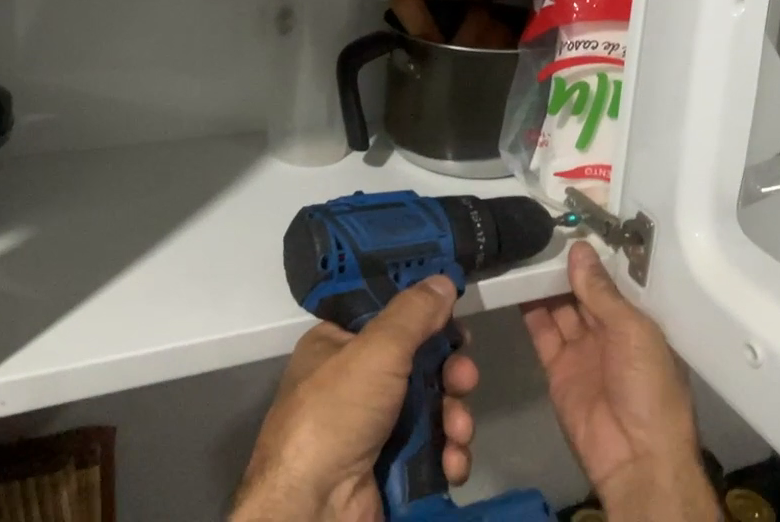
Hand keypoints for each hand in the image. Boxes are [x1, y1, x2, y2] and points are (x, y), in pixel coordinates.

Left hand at [232, 276, 478, 521]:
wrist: (315, 510)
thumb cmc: (336, 413)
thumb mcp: (374, 350)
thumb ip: (413, 314)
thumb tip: (442, 280)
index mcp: (338, 345)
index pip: (388, 315)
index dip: (423, 313)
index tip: (455, 312)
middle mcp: (356, 382)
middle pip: (419, 361)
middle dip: (450, 370)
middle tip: (464, 376)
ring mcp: (376, 426)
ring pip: (433, 405)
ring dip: (454, 415)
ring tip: (458, 431)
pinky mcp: (394, 465)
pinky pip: (434, 447)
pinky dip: (448, 453)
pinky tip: (451, 462)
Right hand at [523, 242, 714, 520]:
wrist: (635, 458)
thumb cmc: (648, 388)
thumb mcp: (633, 332)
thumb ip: (601, 292)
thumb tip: (580, 250)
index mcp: (638, 323)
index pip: (613, 281)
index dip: (593, 256)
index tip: (571, 223)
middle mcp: (611, 332)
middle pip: (583, 291)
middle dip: (564, 266)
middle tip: (538, 230)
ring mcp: (582, 350)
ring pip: (560, 307)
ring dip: (544, 283)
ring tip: (523, 249)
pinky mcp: (557, 368)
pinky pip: (542, 331)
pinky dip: (529, 309)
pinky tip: (516, 283)